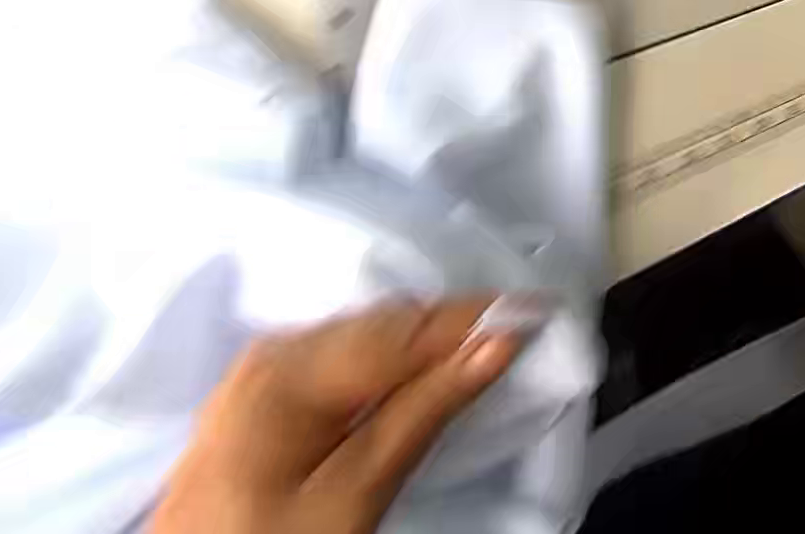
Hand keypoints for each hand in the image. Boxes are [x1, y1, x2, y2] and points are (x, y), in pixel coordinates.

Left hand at [151, 298, 520, 533]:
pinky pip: (348, 353)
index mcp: (290, 369)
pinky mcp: (268, 389)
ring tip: (487, 337)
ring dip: (429, 337)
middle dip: (455, 322)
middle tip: (522, 321)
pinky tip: (424, 362)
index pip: (406, 327)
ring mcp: (266, 365)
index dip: (476, 315)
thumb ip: (425, 409)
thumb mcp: (352, 499)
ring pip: (369, 334)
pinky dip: (395, 355)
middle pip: (386, 323)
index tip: (538, 305)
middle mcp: (276, 347)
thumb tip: (497, 341)